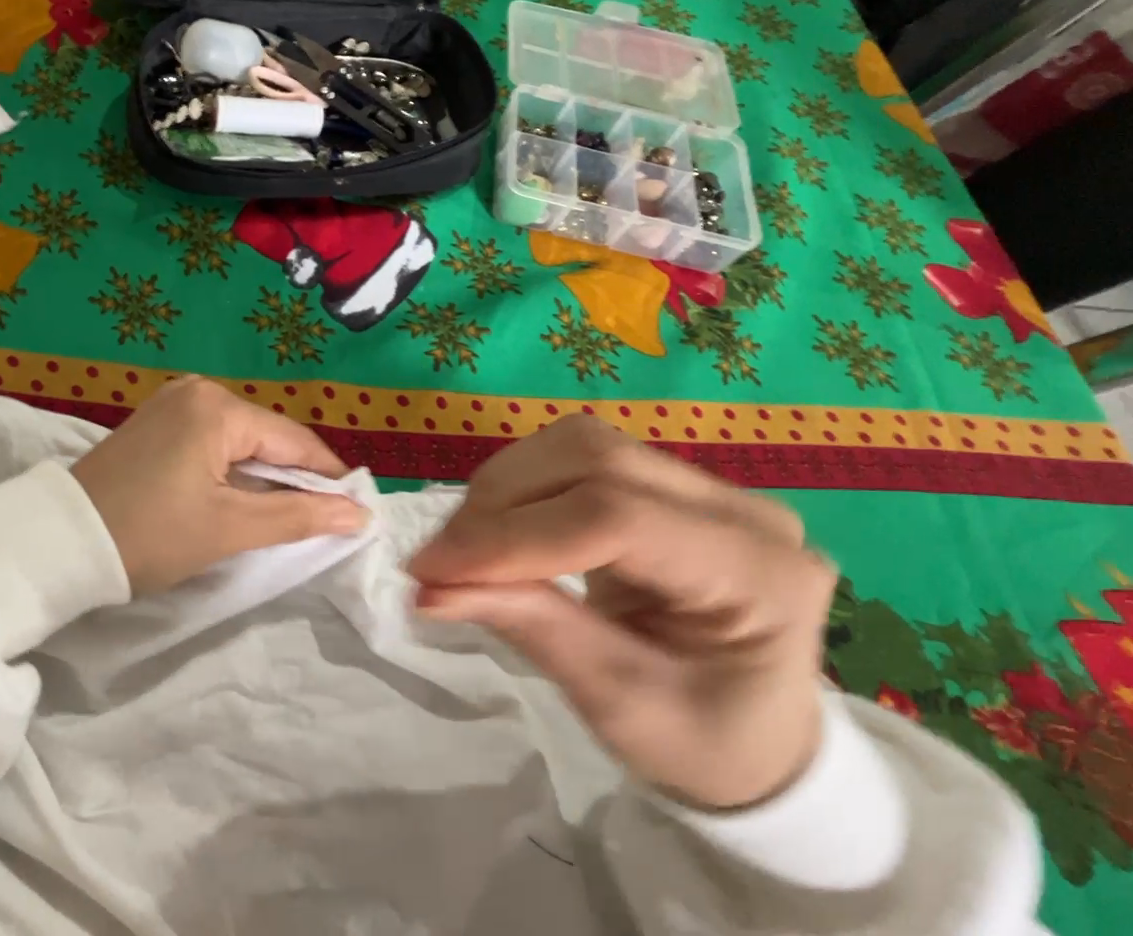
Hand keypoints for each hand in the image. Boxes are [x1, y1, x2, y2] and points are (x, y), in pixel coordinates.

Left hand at [70, 377, 370, 595]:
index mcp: (216, 407)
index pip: (295, 441)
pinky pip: (212, 443)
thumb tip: (359, 512)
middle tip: (314, 525)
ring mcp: (171, 404)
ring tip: (277, 519)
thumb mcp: (229, 529)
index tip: (355, 514)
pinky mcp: (154, 423)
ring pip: (241, 442)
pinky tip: (235, 502)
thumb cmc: (148, 536)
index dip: (329, 479)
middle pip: (268, 438)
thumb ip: (298, 516)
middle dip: (293, 480)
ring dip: (262, 478)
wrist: (62, 542)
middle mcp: (196, 392)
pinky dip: (230, 472)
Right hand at [407, 416, 833, 810]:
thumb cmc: (700, 742)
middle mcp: (741, 512)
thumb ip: (533, 629)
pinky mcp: (667, 487)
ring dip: (502, 489)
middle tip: (437, 562)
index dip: (511, 537)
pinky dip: (517, 489)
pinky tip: (494, 533)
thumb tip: (429, 588)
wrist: (754, 741)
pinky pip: (577, 459)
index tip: (428, 571)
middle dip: (498, 504)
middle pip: (595, 459)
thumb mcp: (617, 703)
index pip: (616, 518)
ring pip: (578, 445)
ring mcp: (707, 490)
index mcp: (759, 576)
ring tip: (463, 550)